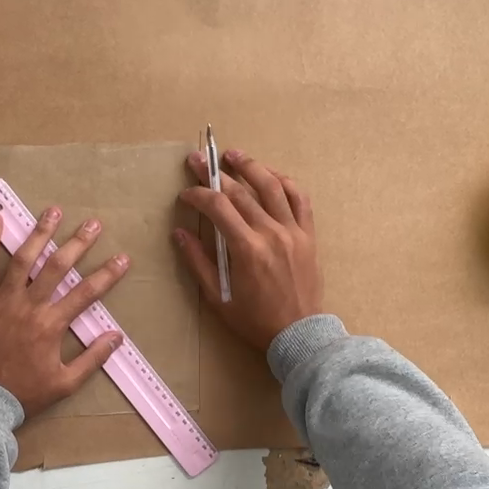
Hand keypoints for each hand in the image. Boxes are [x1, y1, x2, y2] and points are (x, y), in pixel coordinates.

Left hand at [0, 207, 128, 417]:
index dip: (107, 274)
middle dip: (78, 243)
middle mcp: (29, 306)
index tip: (123, 259)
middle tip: (93, 224)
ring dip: (40, 233)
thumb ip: (91, 359)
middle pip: (58, 267)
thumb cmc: (22, 395)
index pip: (86, 293)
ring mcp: (1, 301)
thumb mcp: (64, 384)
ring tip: (53, 211)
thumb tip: (116, 337)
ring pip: (23, 259)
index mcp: (51, 325)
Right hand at [175, 148, 323, 351]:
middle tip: (198, 160)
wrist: (298, 334)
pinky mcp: (308, 235)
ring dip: (250, 166)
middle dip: (215, 174)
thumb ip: (198, 263)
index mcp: (246, 249)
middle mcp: (271, 233)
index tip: (185, 195)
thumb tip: (179, 234)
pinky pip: (299, 198)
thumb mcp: (218, 298)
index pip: (217, 207)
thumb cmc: (255, 321)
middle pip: (240, 191)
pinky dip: (284, 182)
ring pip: (271, 186)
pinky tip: (269, 174)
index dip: (198, 195)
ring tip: (233, 155)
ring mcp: (293, 231)